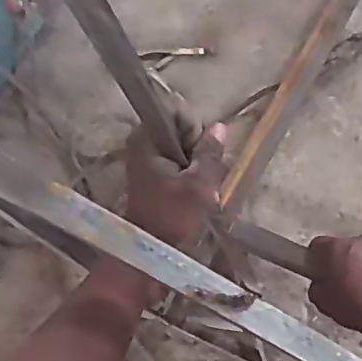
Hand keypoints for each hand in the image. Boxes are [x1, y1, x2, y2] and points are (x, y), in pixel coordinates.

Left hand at [124, 123, 227, 248]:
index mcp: (146, 138)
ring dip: (197, 161)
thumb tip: (220, 127)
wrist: (151, 249)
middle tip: (204, 173)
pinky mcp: (152, 173)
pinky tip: (196, 189)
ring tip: (202, 184)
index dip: (195, 129)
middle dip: (198, 147)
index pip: (177, 111)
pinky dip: (190, 171)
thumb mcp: (199, 184)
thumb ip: (210, 153)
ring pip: (182, 146)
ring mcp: (145, 158)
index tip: (201, 153)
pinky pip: (178, 160)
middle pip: (181, 128)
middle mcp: (141, 142)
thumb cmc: (172, 215)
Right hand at [307, 236, 361, 346]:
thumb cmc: (355, 308)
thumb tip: (321, 281)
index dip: (316, 258)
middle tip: (343, 283)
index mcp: (336, 249)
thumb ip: (318, 285)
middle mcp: (360, 241)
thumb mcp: (323, 302)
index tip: (319, 271)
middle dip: (343, 261)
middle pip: (345, 247)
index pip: (318, 245)